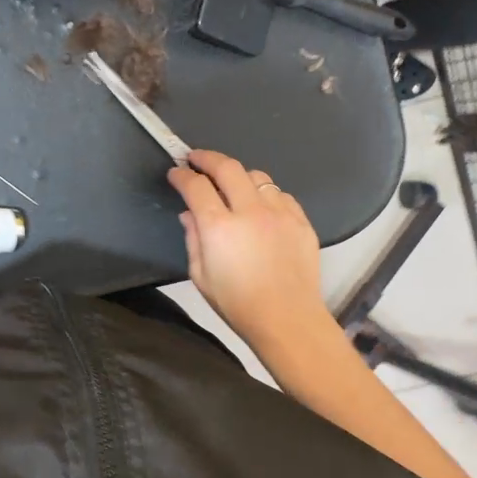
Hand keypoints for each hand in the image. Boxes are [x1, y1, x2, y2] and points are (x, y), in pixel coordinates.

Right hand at [167, 151, 325, 336]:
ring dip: (238, 174)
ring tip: (231, 182)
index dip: (182, 175)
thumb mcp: (200, 275)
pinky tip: (261, 206)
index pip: (196, 186)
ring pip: (257, 176)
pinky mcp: (301, 221)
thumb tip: (190, 215)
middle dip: (207, 158)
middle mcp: (249, 211)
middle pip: (227, 168)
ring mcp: (279, 213)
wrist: (287, 319)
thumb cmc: (236, 303)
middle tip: (196, 158)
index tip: (175, 172)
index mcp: (219, 227)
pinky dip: (266, 193)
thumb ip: (193, 239)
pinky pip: (281, 194)